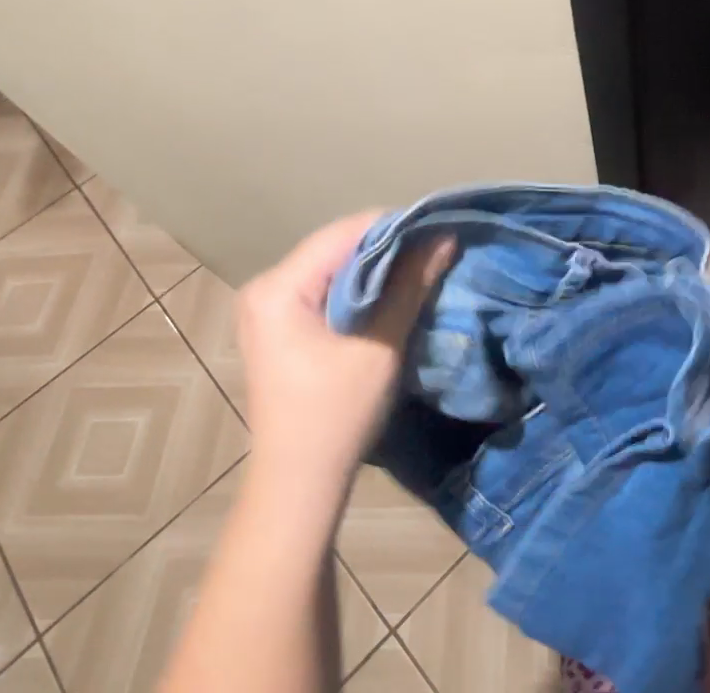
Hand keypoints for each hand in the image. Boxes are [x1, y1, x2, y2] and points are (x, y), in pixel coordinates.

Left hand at [234, 211, 453, 478]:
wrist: (298, 482)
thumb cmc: (336, 416)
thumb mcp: (380, 348)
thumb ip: (410, 287)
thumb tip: (444, 237)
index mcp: (278, 288)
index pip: (345, 233)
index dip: (396, 226)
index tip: (439, 229)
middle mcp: (264, 287)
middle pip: (336, 246)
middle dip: (388, 246)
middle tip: (435, 249)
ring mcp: (266, 308)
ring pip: (332, 267)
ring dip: (376, 267)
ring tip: (421, 267)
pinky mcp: (277, 326)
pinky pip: (323, 289)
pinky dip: (358, 288)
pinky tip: (390, 294)